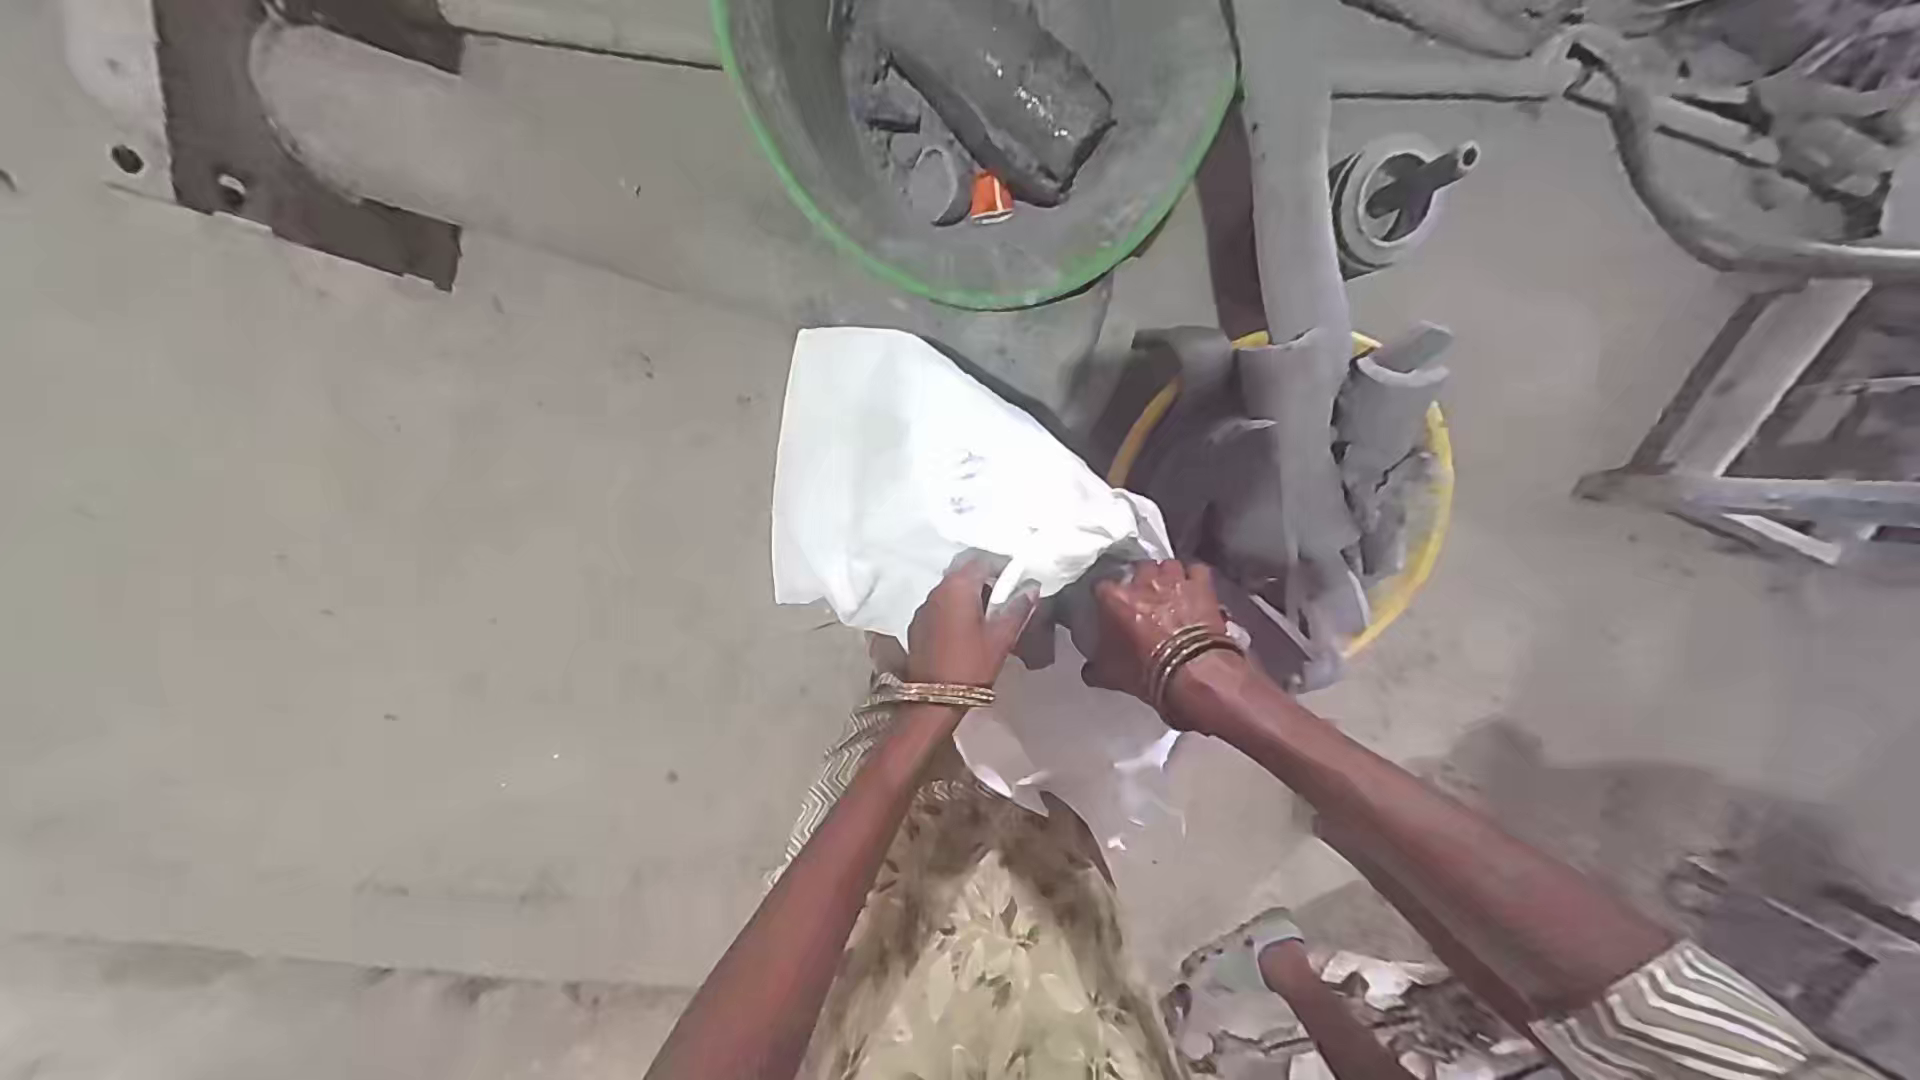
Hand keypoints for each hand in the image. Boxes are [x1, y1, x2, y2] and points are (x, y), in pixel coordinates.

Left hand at [905, 555, 1037, 686]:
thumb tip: (1032, 588)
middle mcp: (937, 590)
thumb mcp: (1001, 637)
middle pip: (963, 572)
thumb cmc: (971, 664)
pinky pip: (940, 605)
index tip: (1018, 579)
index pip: (981, 560)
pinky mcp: (917, 624)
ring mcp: (923, 607)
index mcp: (957, 587)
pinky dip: (955, 608)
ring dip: (970, 594)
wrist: (934, 699)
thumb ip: (1018, 608)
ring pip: (951, 589)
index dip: (1002, 566)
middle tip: (1006, 598)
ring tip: (989, 615)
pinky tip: (967, 628)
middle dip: (986, 579)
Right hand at [1083, 560, 1238, 715]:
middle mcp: (1142, 582)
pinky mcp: (1200, 586)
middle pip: (1136, 568)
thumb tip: (1090, 671)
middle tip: (1142, 597)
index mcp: (1114, 598)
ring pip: (1167, 565)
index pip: (1101, 586)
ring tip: (1168, 589)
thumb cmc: (1148, 671)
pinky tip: (1192, 587)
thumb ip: (1094, 667)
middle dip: (1139, 580)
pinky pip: (1197, 570)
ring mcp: (1173, 580)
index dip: (1105, 596)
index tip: (1109, 606)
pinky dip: (1194, 577)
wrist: (1192, 673)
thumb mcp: (1110, 675)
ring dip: (1167, 575)